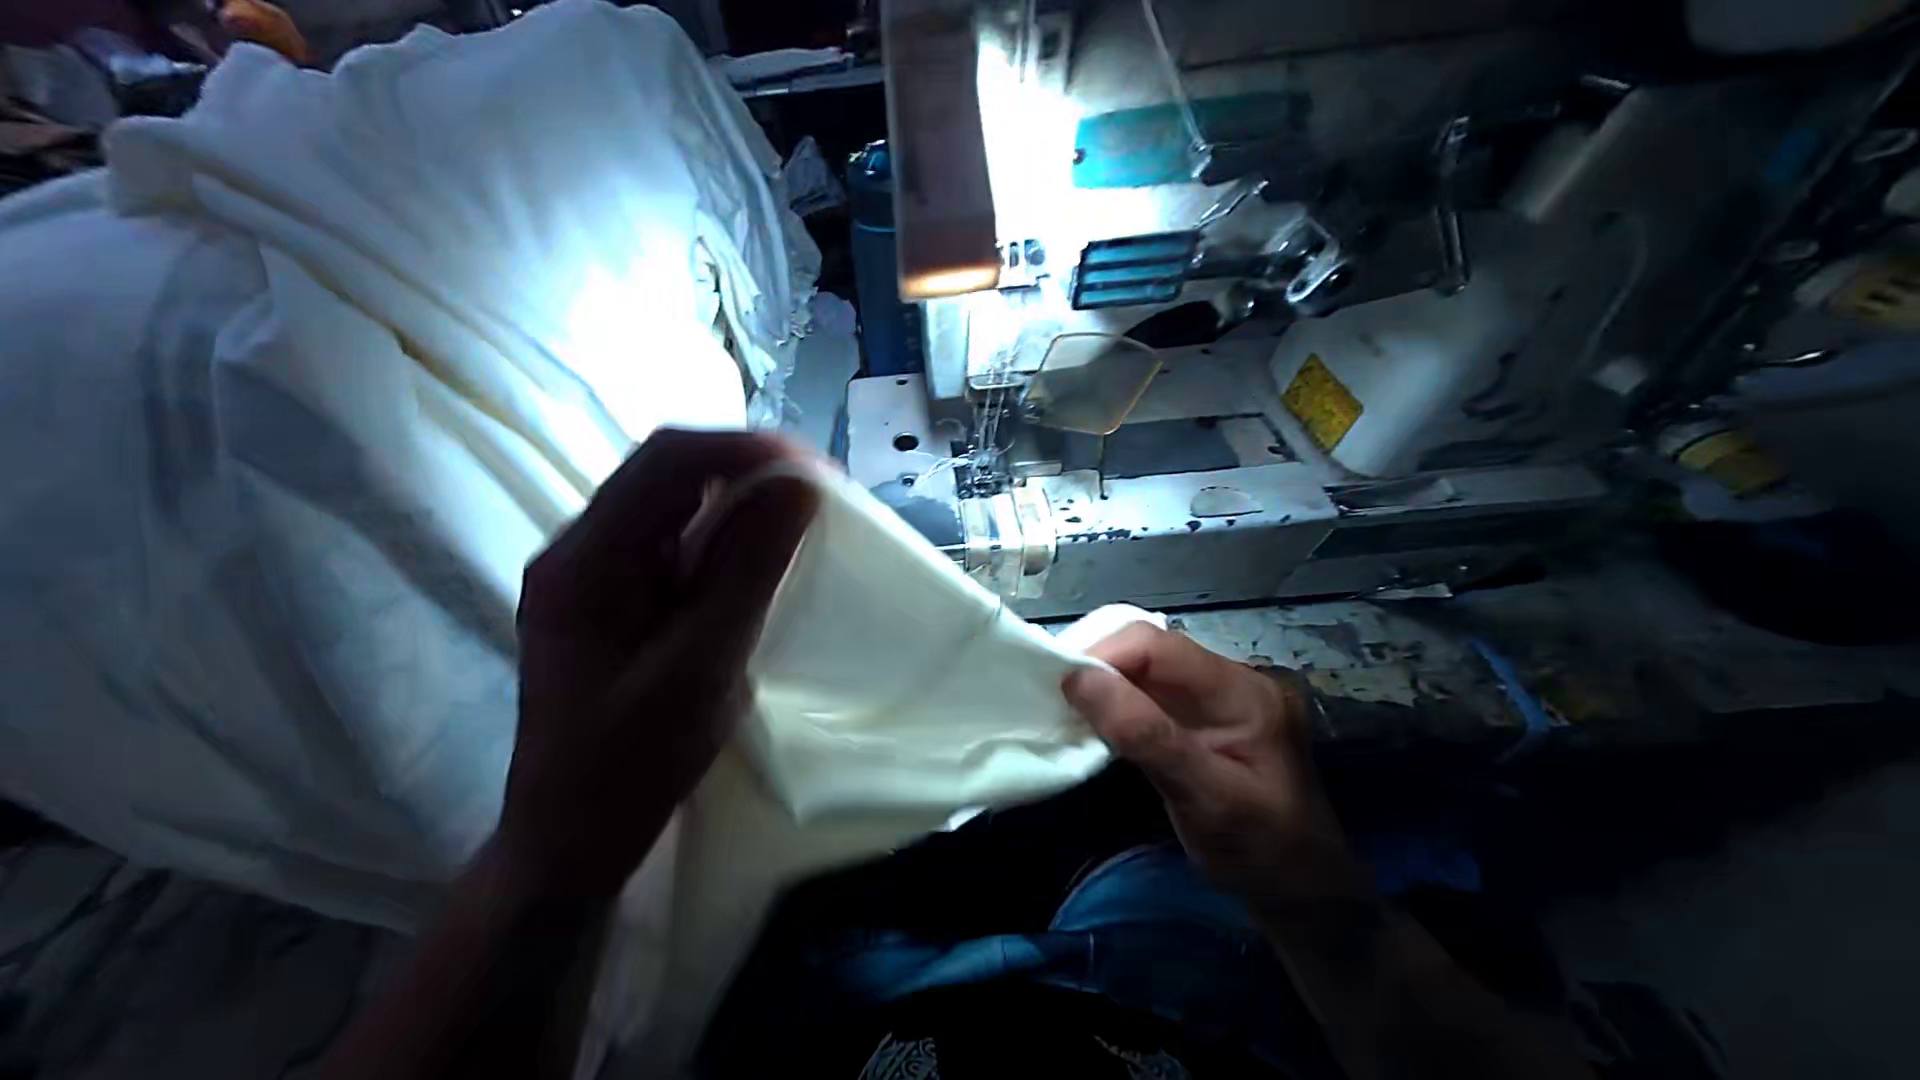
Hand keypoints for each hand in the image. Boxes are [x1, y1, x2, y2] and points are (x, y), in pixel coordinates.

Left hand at [500, 429, 817, 895]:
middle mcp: (580, 549)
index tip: (816, 468)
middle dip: (746, 465)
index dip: (745, 450)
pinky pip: (677, 539)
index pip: (666, 463)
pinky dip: (727, 531)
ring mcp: (595, 571)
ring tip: (802, 508)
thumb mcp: (702, 666)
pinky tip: (763, 547)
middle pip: (666, 472)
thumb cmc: (631, 764)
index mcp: (584, 561)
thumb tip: (798, 488)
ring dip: (740, 495)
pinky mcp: (616, 595)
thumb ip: (748, 570)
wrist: (571, 839)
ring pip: (674, 501)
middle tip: (818, 486)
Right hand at [1063, 624, 1364, 904]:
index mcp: (1244, 692)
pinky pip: (1151, 690)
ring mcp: (1219, 694)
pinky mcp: (1204, 713)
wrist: (1303, 892)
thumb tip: (1078, 679)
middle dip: (1099, 666)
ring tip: (1069, 707)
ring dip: (1104, 682)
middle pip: (1150, 649)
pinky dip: (1118, 700)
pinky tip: (1098, 720)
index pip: (1158, 645)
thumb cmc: (1261, 853)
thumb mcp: (1205, 800)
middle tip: (1057, 697)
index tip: (1060, 687)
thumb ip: (1146, 736)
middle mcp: (1233, 678)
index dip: (1103, 655)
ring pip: (1146, 667)